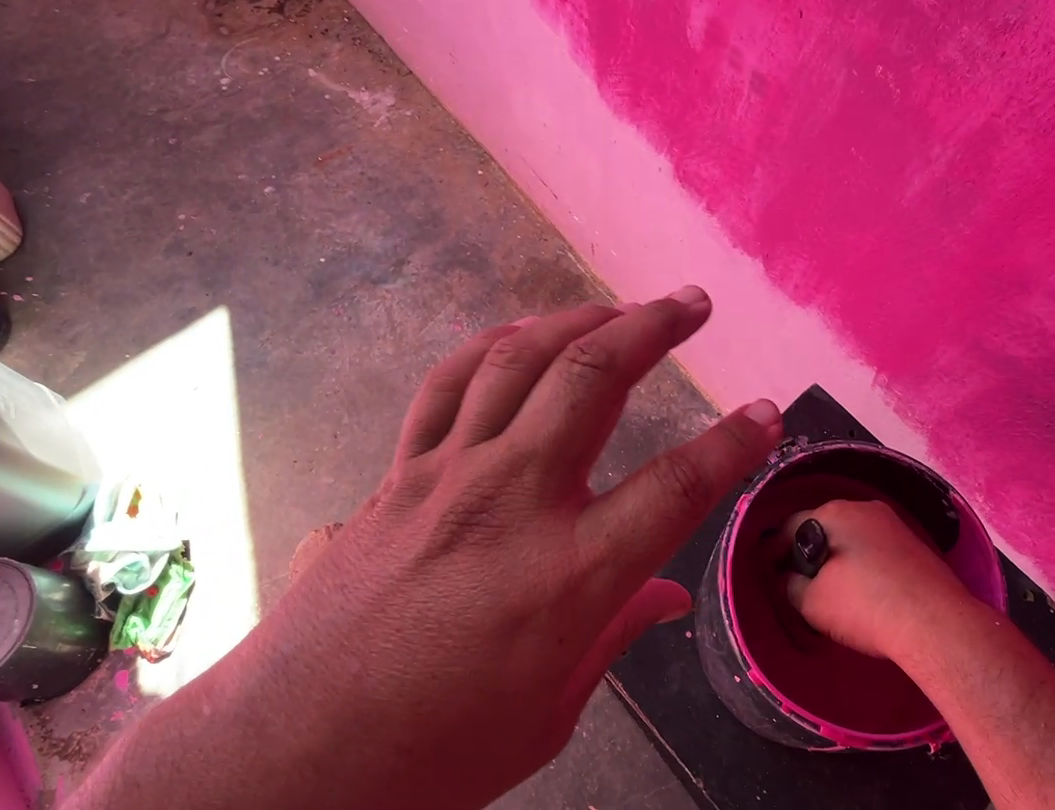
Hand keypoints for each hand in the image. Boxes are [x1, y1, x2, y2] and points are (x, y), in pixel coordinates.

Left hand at [73, 288, 784, 809]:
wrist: (289, 752)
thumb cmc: (433, 752)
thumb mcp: (547, 715)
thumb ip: (613, 636)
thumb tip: (667, 594)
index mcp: (567, 575)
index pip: (676, 488)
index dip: (733, 444)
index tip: (766, 412)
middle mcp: (512, 500)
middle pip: (592, 378)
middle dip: (653, 327)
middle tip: (690, 301)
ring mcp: (448, 475)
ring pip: (520, 360)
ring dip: (577, 318)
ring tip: (617, 307)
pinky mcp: (400, 472)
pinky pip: (449, 384)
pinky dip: (493, 345)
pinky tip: (522, 334)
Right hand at [782, 499, 978, 660]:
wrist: (937, 625)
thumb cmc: (866, 606)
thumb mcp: (811, 601)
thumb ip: (790, 585)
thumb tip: (790, 579)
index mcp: (835, 512)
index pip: (790, 525)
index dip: (775, 550)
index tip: (768, 571)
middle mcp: (864, 509)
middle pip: (824, 529)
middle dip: (809, 554)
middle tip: (800, 584)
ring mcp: (894, 525)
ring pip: (853, 540)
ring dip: (839, 560)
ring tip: (833, 593)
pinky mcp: (916, 546)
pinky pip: (877, 551)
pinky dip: (864, 567)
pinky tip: (866, 594)